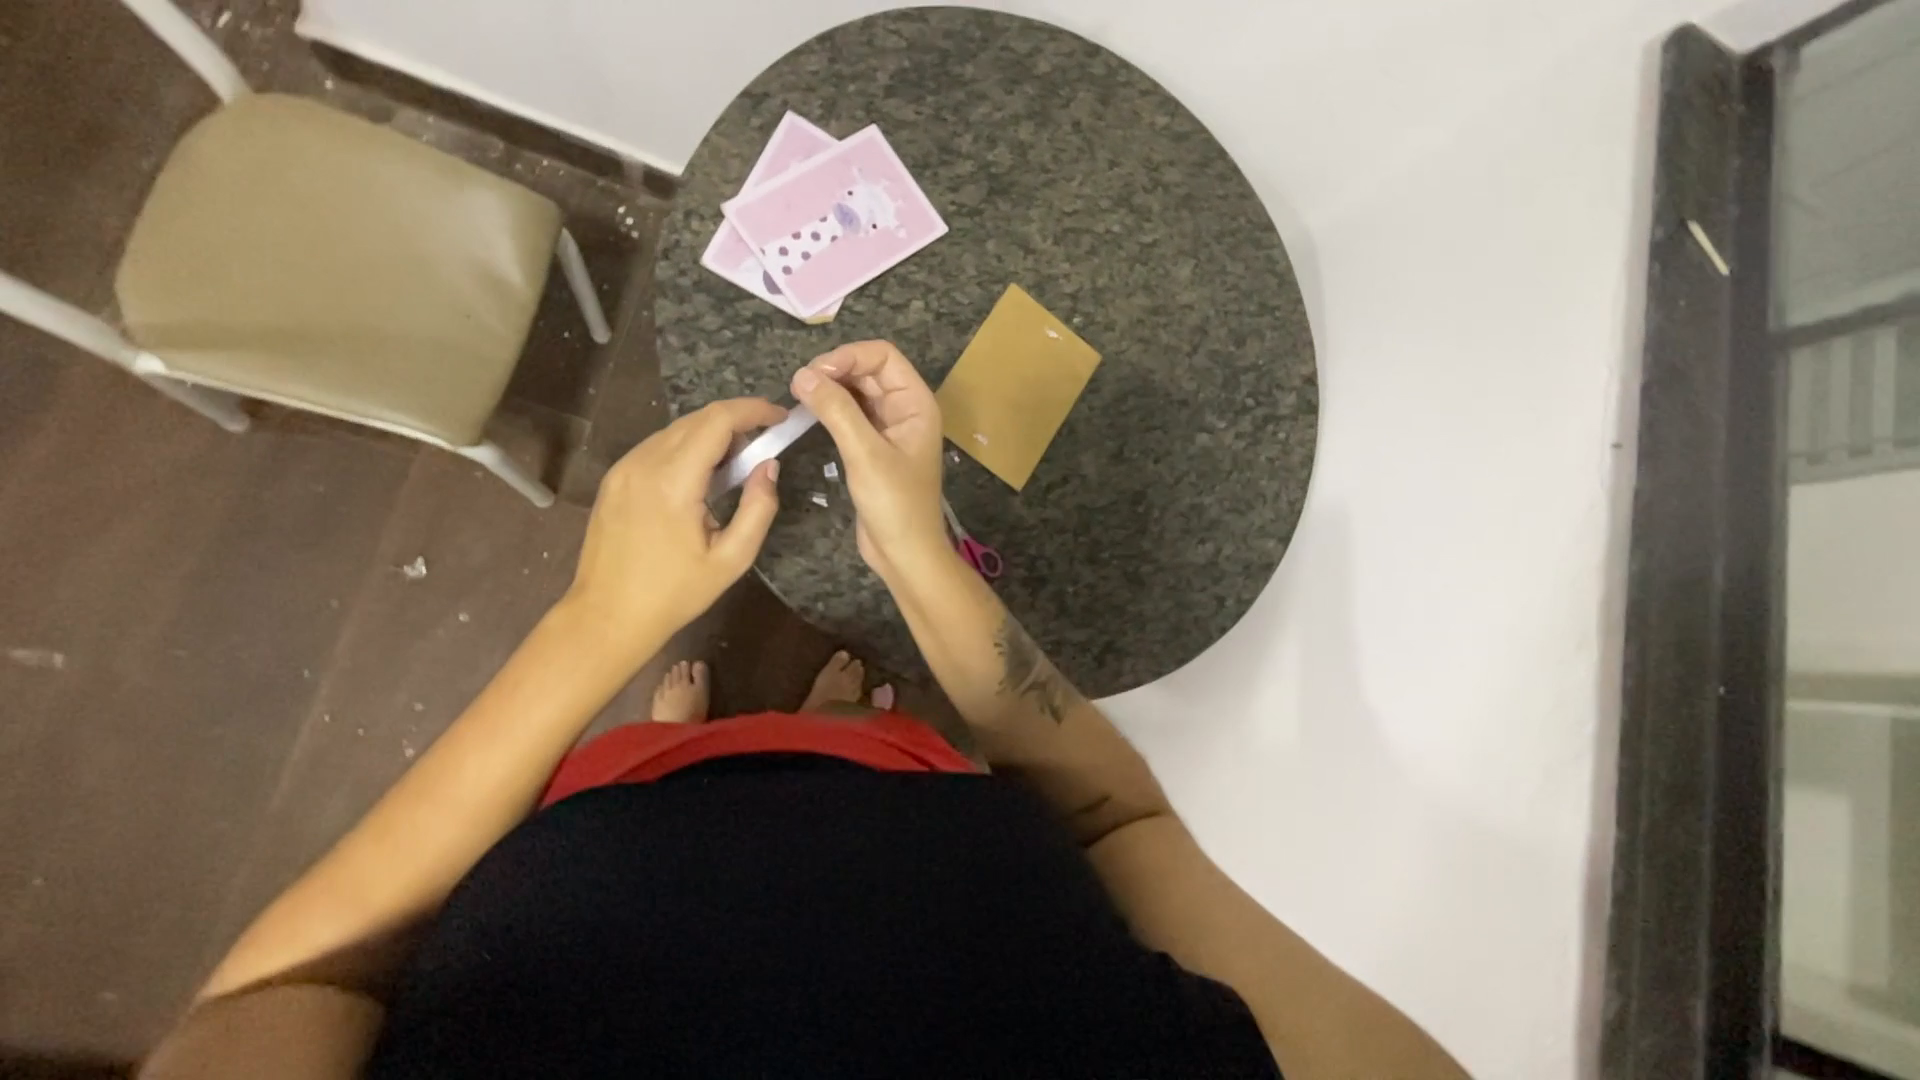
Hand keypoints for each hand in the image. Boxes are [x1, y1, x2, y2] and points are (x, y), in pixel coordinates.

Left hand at [564, 398, 784, 649]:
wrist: (606, 616)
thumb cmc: (674, 594)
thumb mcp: (731, 559)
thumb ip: (758, 508)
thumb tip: (770, 466)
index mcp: (673, 481)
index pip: (717, 421)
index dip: (753, 410)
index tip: (781, 417)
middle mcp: (643, 463)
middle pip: (697, 419)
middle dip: (736, 421)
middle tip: (766, 443)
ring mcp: (623, 468)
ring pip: (676, 430)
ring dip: (711, 434)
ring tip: (737, 462)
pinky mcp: (615, 479)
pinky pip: (657, 446)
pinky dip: (687, 447)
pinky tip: (702, 474)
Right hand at [791, 341, 949, 578]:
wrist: (905, 553)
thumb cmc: (895, 504)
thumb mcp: (865, 454)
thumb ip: (837, 411)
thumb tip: (804, 375)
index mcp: (916, 404)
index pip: (883, 356)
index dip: (849, 355)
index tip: (815, 372)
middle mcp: (905, 410)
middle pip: (868, 370)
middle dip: (835, 369)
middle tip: (799, 385)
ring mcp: (889, 429)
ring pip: (857, 392)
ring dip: (831, 388)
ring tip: (799, 396)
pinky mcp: (873, 448)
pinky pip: (852, 415)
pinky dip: (831, 409)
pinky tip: (809, 414)